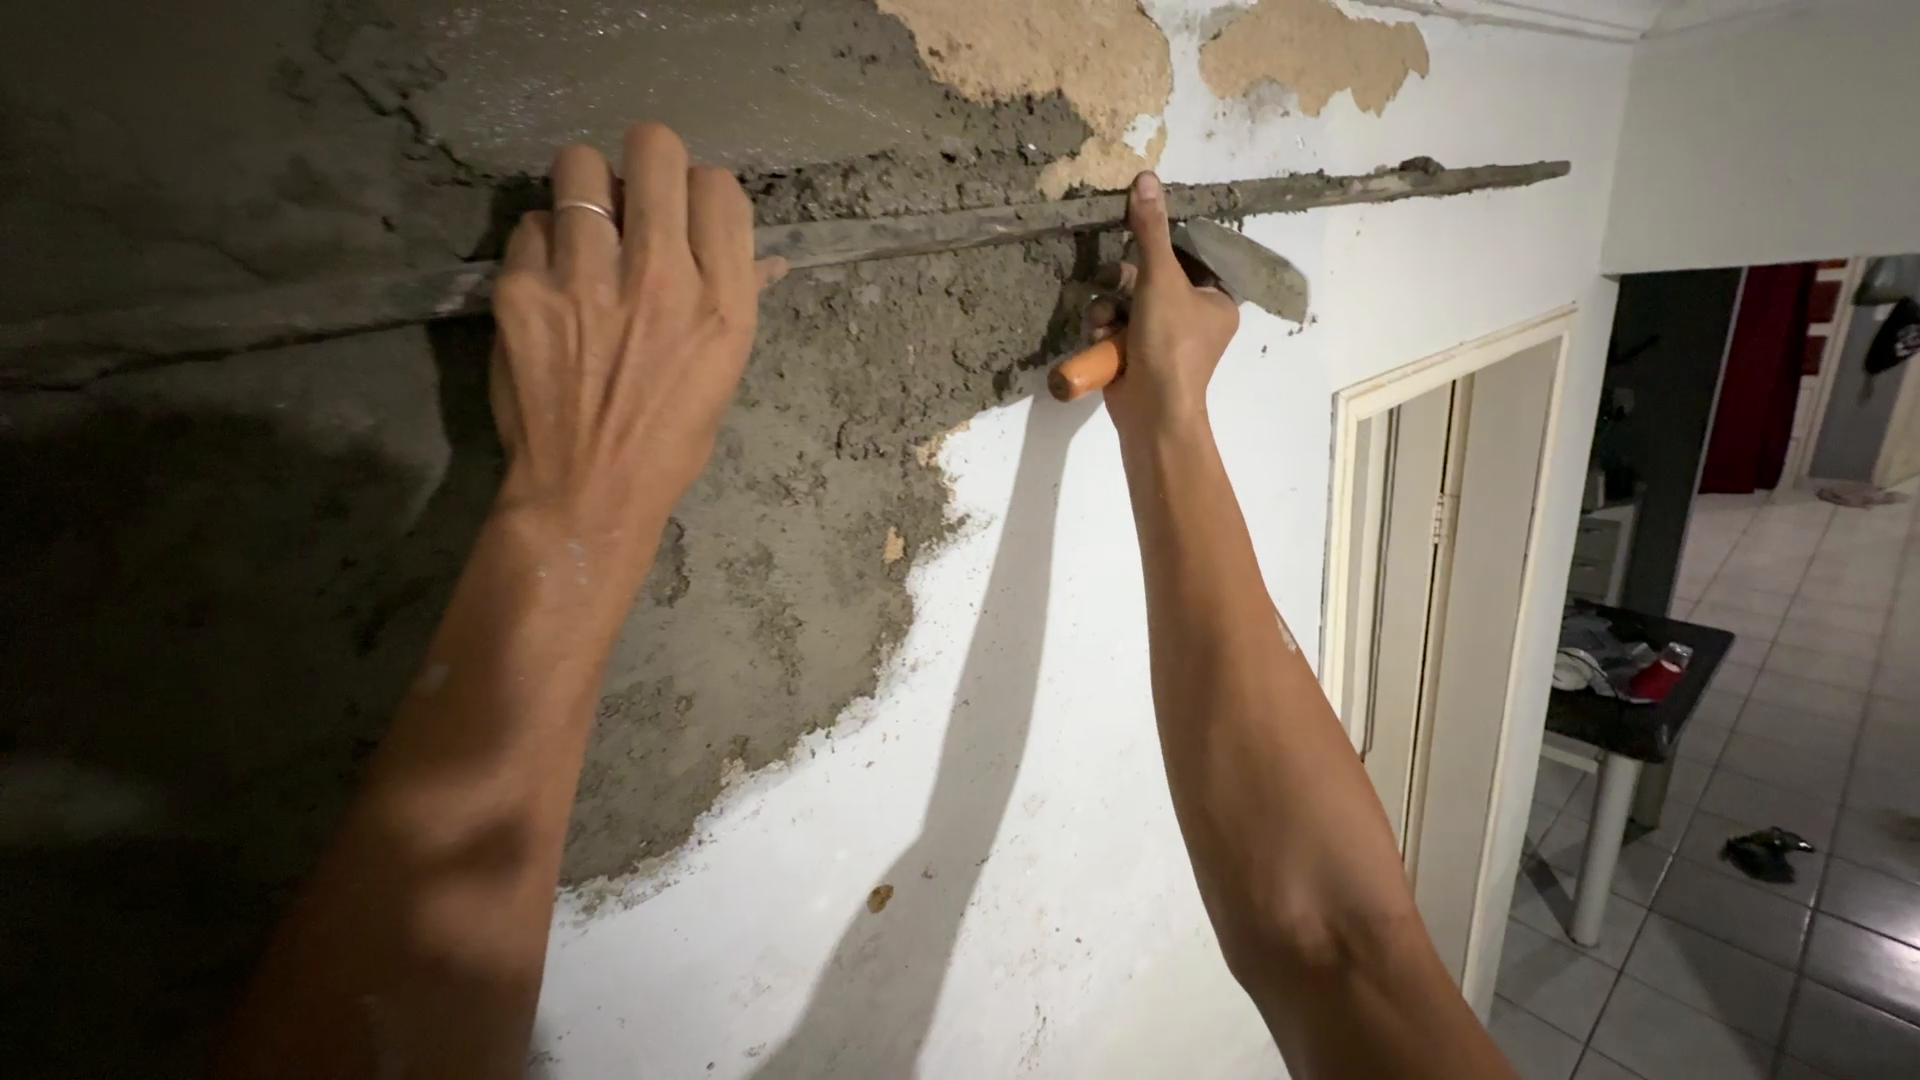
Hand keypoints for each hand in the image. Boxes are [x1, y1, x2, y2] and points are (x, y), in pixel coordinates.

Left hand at [489, 122, 785, 559]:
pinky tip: (555, 278)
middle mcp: (662, 279)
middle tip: (639, 199)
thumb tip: (764, 260)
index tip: (691, 216)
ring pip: (580, 167)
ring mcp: (587, 279)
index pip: (720, 188)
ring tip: (589, 230)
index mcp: (723, 306)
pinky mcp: (522, 288)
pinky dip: (546, 240)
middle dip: (649, 164)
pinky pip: (533, 222)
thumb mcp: (725, 374)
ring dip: (590, 192)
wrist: (589, 489)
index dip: (705, 193)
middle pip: (654, 149)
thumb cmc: (672, 441)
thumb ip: (736, 303)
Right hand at [1086, 172, 1239, 437]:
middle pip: (1153, 278)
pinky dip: (1106, 330)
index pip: (1191, 255)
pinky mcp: (1138, 357)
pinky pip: (1119, 328)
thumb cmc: (1169, 344)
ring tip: (1104, 320)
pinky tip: (1100, 337)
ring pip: (1129, 303)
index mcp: (1217, 299)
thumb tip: (1146, 177)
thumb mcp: (1160, 280)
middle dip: (1125, 282)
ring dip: (1110, 307)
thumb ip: (1149, 231)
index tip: (1137, 236)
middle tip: (1111, 281)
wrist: (1152, 411)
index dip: (1163, 244)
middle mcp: (1194, 317)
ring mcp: (1164, 340)